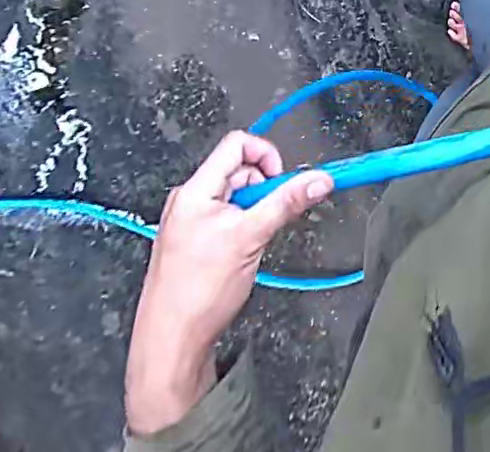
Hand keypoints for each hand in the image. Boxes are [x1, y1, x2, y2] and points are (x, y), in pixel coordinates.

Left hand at [124, 132, 332, 434]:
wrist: (171, 345)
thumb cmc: (198, 295)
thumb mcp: (252, 238)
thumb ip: (288, 203)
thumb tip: (318, 179)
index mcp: (196, 190)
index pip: (237, 144)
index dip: (266, 155)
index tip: (282, 181)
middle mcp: (190, 199)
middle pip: (239, 169)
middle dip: (263, 188)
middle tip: (267, 218)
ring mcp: (190, 219)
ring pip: (237, 194)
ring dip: (254, 209)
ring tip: (252, 241)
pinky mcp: (194, 238)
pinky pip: (228, 215)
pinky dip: (244, 225)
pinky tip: (241, 252)